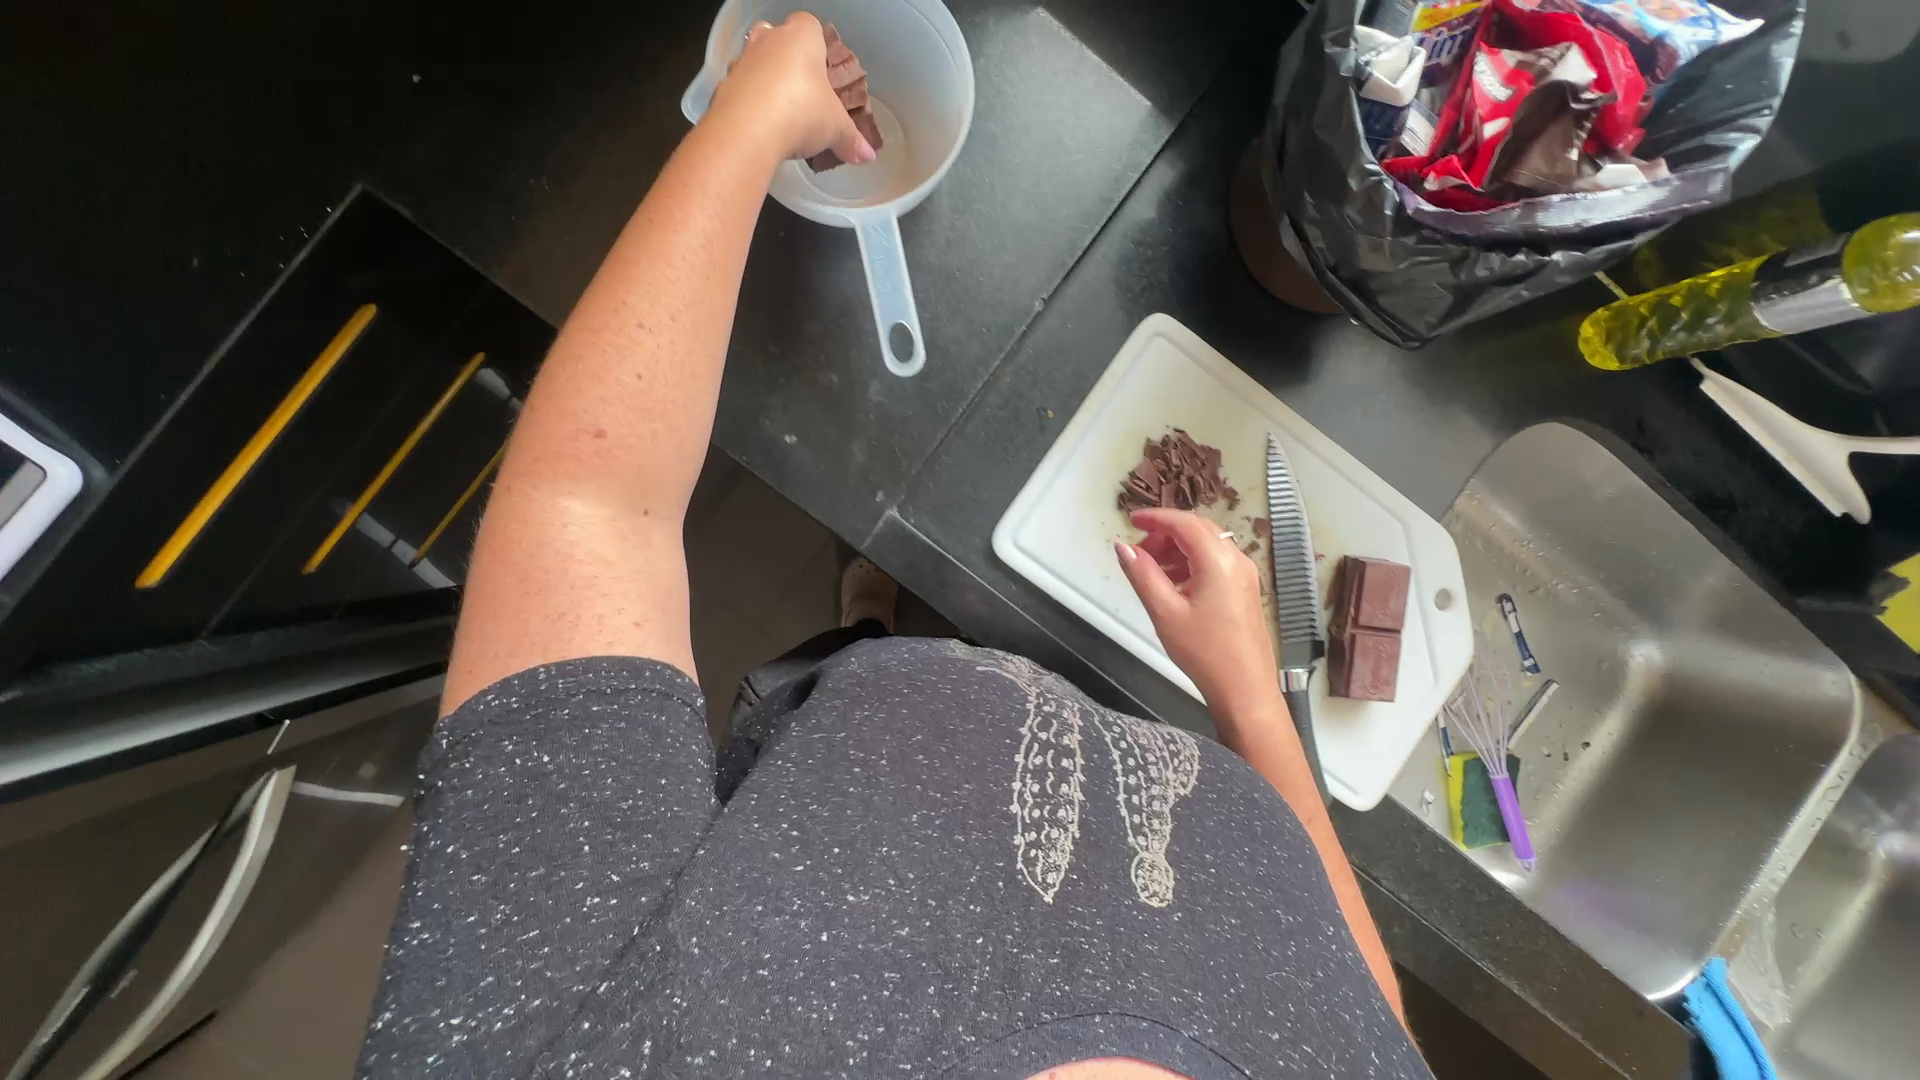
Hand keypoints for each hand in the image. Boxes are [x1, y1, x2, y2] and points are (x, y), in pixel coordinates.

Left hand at [707, 13, 875, 165]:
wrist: (748, 130)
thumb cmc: (802, 111)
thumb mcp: (836, 129)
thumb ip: (851, 139)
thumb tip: (867, 155)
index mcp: (802, 36)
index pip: (811, 26)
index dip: (818, 48)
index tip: (824, 73)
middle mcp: (769, 39)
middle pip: (779, 39)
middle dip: (789, 61)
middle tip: (803, 92)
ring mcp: (743, 60)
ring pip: (756, 62)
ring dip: (767, 82)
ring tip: (782, 115)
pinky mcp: (724, 86)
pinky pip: (741, 90)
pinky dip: (750, 104)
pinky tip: (762, 128)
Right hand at [1115, 509, 1279, 713]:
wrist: (1244, 689)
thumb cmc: (1204, 652)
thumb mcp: (1164, 612)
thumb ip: (1142, 574)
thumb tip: (1122, 547)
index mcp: (1218, 561)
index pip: (1183, 523)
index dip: (1155, 517)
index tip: (1131, 520)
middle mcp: (1236, 560)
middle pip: (1197, 530)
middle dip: (1164, 533)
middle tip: (1137, 551)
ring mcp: (1244, 574)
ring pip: (1206, 545)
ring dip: (1176, 549)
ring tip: (1150, 569)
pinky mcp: (1245, 589)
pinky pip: (1215, 562)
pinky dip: (1190, 562)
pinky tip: (1172, 584)